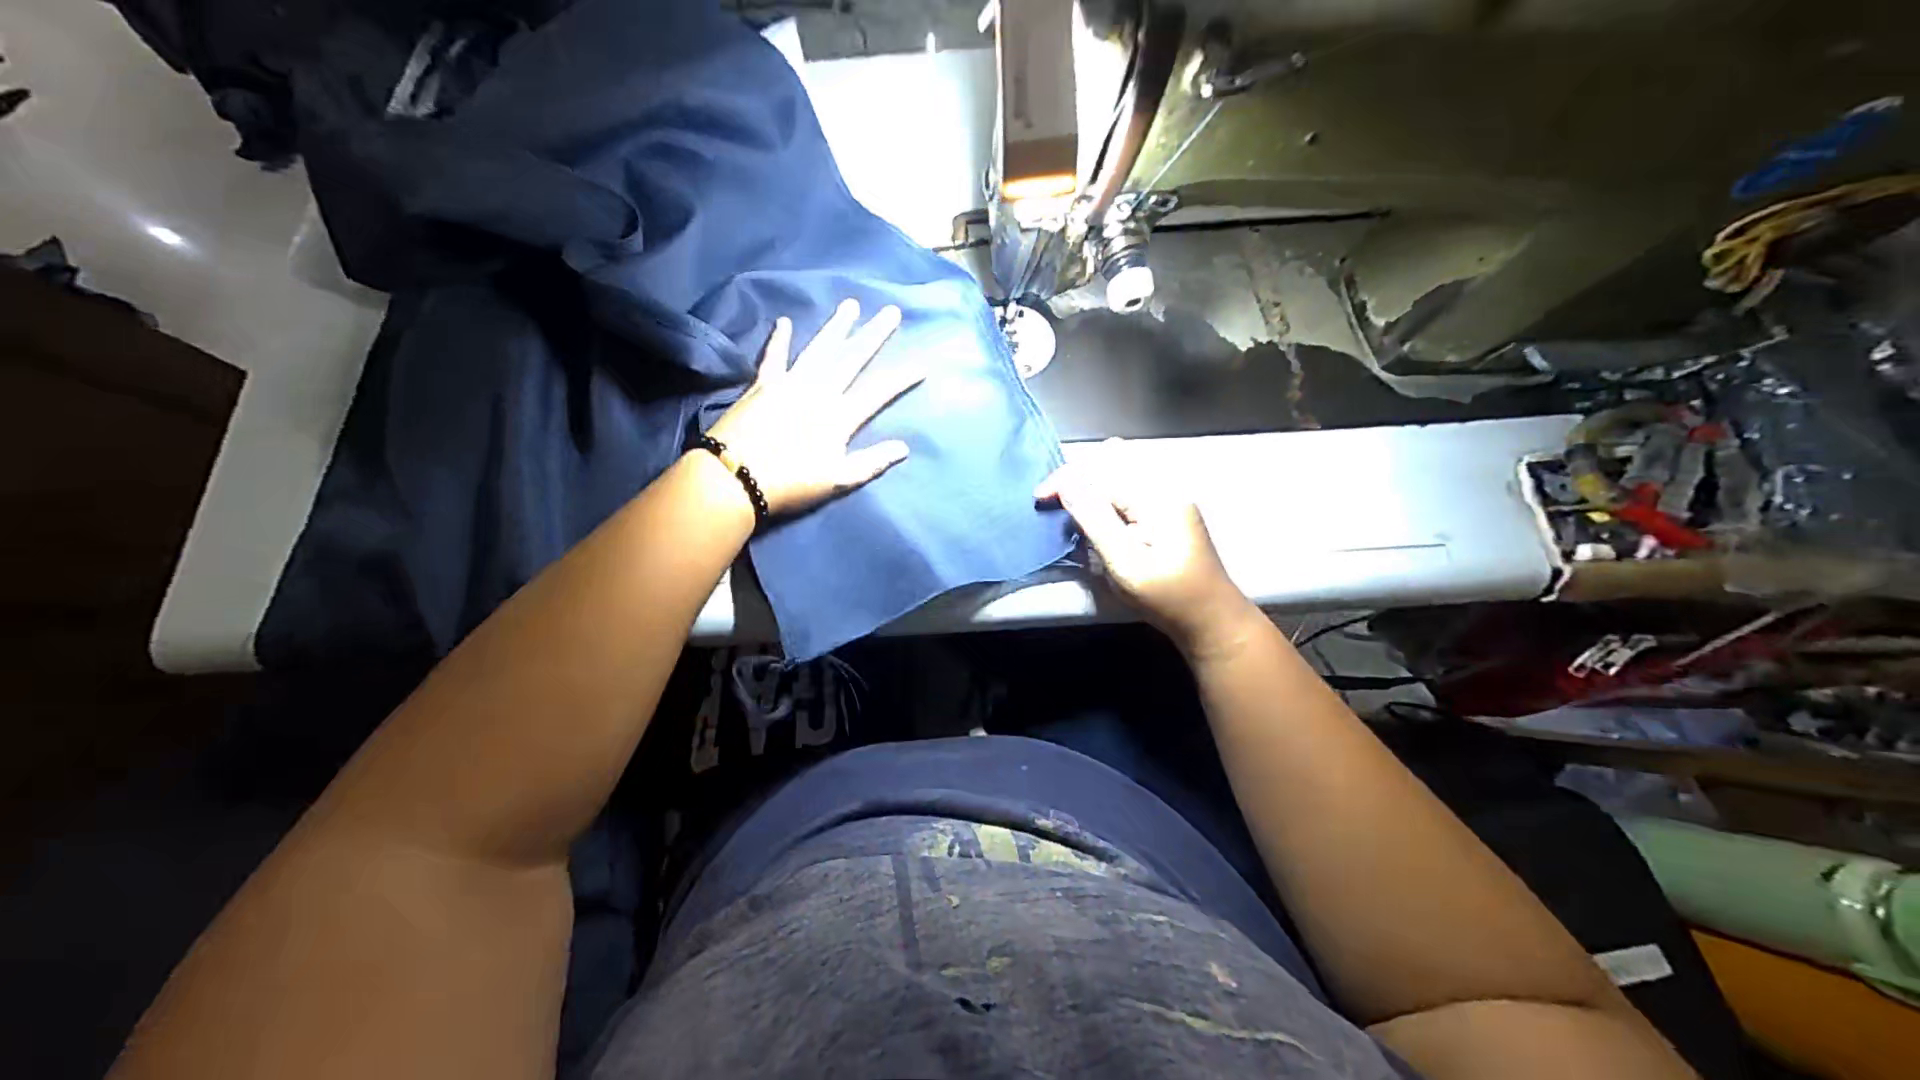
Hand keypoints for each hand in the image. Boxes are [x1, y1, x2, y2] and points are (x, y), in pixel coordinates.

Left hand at [706, 299, 926, 516]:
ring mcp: (789, 383)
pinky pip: (774, 356)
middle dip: (874, 334)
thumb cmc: (790, 483)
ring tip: (851, 305)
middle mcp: (818, 390)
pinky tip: (784, 322)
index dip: (901, 378)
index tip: (921, 363)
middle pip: (851, 357)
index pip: (878, 392)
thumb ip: (871, 462)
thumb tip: (904, 448)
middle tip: (891, 311)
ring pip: (819, 348)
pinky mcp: (762, 384)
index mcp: (839, 416)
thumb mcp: (837, 479)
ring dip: (836, 327)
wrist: (735, 477)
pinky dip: (779, 339)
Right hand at [1035, 454, 1262, 660]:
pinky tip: (1096, 510)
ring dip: (1091, 478)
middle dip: (1078, 472)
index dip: (1065, 478)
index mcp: (1157, 496)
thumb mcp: (1125, 564)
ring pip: (1121, 465)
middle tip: (1055, 500)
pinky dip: (1106, 488)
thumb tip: (1065, 483)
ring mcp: (1170, 494)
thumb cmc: (1166, 597)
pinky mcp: (1167, 506)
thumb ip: (1095, 519)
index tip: (1039, 498)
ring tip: (1071, 503)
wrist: (1211, 618)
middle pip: (1113, 456)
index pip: (1101, 468)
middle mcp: (1166, 485)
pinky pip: (1130, 481)